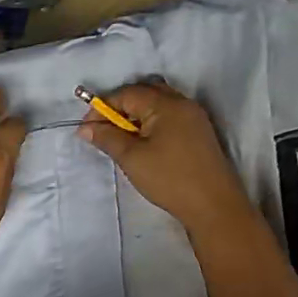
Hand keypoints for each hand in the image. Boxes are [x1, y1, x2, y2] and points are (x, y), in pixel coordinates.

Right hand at [77, 81, 252, 228]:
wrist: (212, 204)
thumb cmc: (168, 178)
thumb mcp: (131, 158)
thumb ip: (107, 138)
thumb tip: (85, 128)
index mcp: (165, 105)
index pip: (127, 94)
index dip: (103, 107)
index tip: (88, 129)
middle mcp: (182, 103)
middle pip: (144, 93)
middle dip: (120, 108)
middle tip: (104, 131)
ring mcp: (194, 117)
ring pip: (158, 104)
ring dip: (136, 116)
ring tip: (122, 139)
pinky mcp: (198, 132)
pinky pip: (169, 116)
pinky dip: (151, 123)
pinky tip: (143, 143)